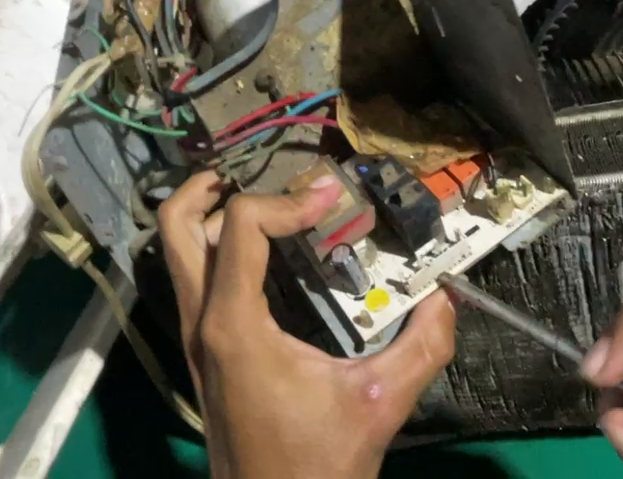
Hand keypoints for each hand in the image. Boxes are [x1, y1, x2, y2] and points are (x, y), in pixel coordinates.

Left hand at [159, 170, 457, 478]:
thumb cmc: (318, 466)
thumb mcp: (379, 402)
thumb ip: (422, 347)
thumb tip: (447, 299)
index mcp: (236, 324)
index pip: (241, 224)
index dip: (285, 199)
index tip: (329, 199)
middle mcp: (203, 321)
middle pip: (175, 228)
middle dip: (206, 188)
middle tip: (252, 173)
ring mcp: (195, 337)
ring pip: (175, 253)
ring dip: (206, 215)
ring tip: (257, 204)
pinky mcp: (203, 352)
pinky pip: (192, 279)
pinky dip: (214, 248)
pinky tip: (261, 254)